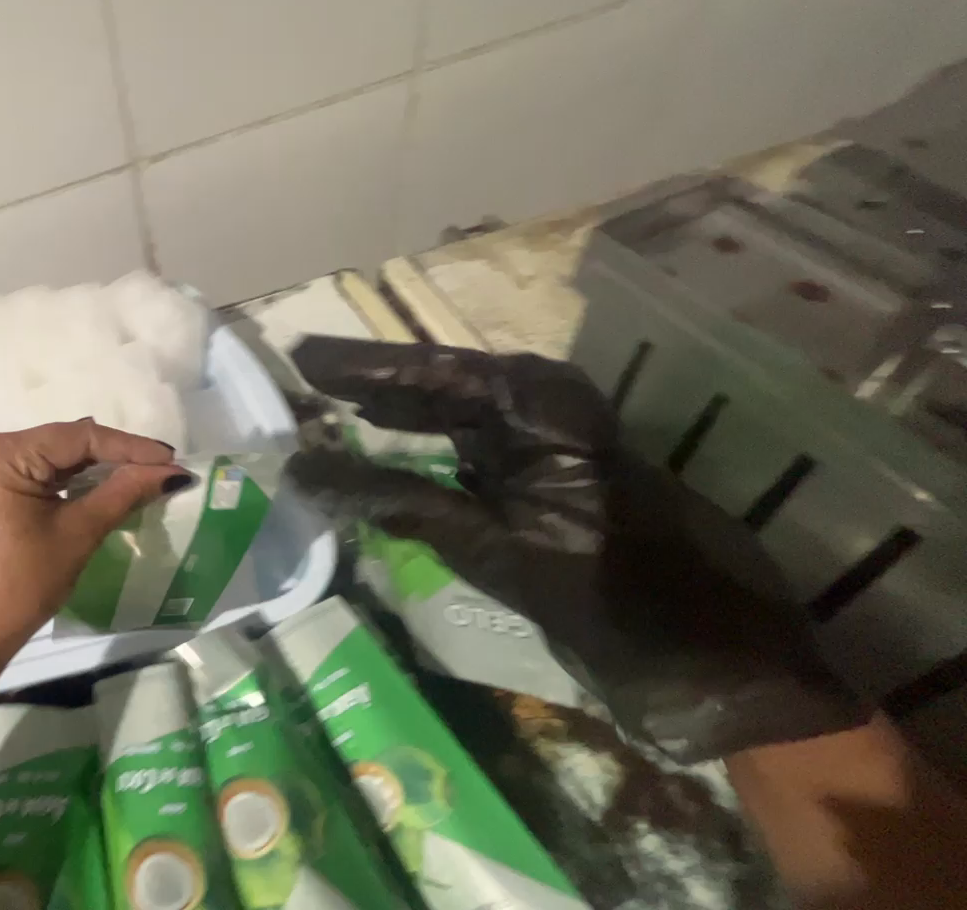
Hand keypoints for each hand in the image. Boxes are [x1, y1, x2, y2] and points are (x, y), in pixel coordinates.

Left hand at [0, 419, 188, 660]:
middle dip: (116, 455)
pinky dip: (74, 479)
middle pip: (66, 442)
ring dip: (98, 466)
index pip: (77, 437)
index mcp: (3, 452)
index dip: (129, 447)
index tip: (173, 458)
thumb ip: (124, 492)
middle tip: (165, 466)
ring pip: (56, 455)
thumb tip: (172, 471)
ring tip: (147, 473)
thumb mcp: (78, 532)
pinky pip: (42, 471)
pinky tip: (110, 482)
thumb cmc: (24, 582)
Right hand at [284, 335, 866, 761]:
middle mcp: (543, 408)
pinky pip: (468, 439)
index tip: (303, 354)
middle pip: (439, 379)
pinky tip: (385, 436)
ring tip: (332, 399)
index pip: (431, 368)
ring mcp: (545, 439)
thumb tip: (302, 472)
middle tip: (306, 374)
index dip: (361, 363)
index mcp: (539, 406)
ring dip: (394, 406)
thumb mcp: (486, 544)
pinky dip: (421, 438)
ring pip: (453, 407)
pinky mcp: (543, 472)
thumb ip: (391, 499)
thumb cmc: (602, 591)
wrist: (708, 656)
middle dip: (371, 380)